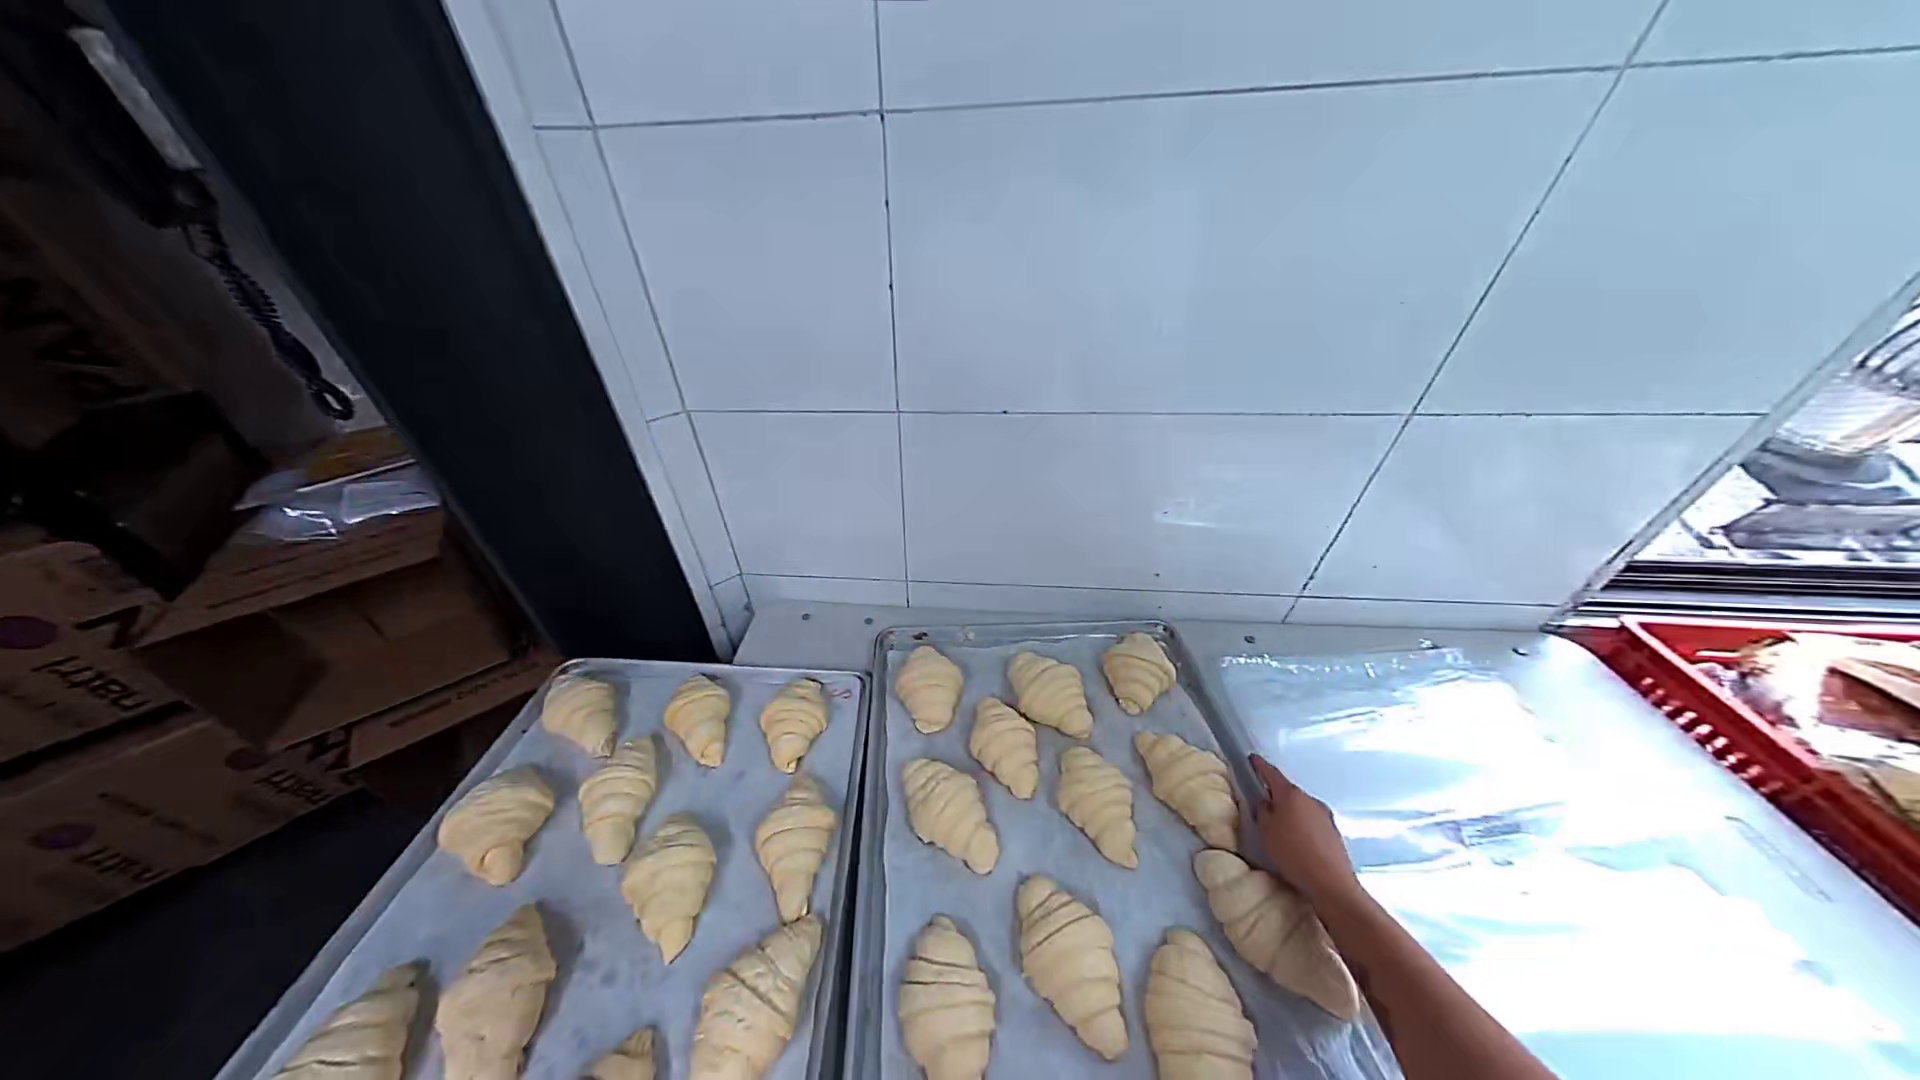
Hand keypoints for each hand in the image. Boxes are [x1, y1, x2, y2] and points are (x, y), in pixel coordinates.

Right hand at [1249, 753, 1359, 906]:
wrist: (1331, 884)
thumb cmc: (1292, 853)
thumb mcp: (1265, 831)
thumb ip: (1262, 811)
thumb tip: (1266, 802)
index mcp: (1291, 794)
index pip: (1271, 773)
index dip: (1259, 766)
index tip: (1252, 759)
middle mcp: (1310, 800)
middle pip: (1288, 792)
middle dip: (1275, 795)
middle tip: (1262, 803)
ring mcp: (1325, 816)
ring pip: (1301, 807)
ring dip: (1290, 812)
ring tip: (1280, 828)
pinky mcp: (1334, 833)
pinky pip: (1312, 822)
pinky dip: (1302, 826)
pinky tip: (1297, 842)